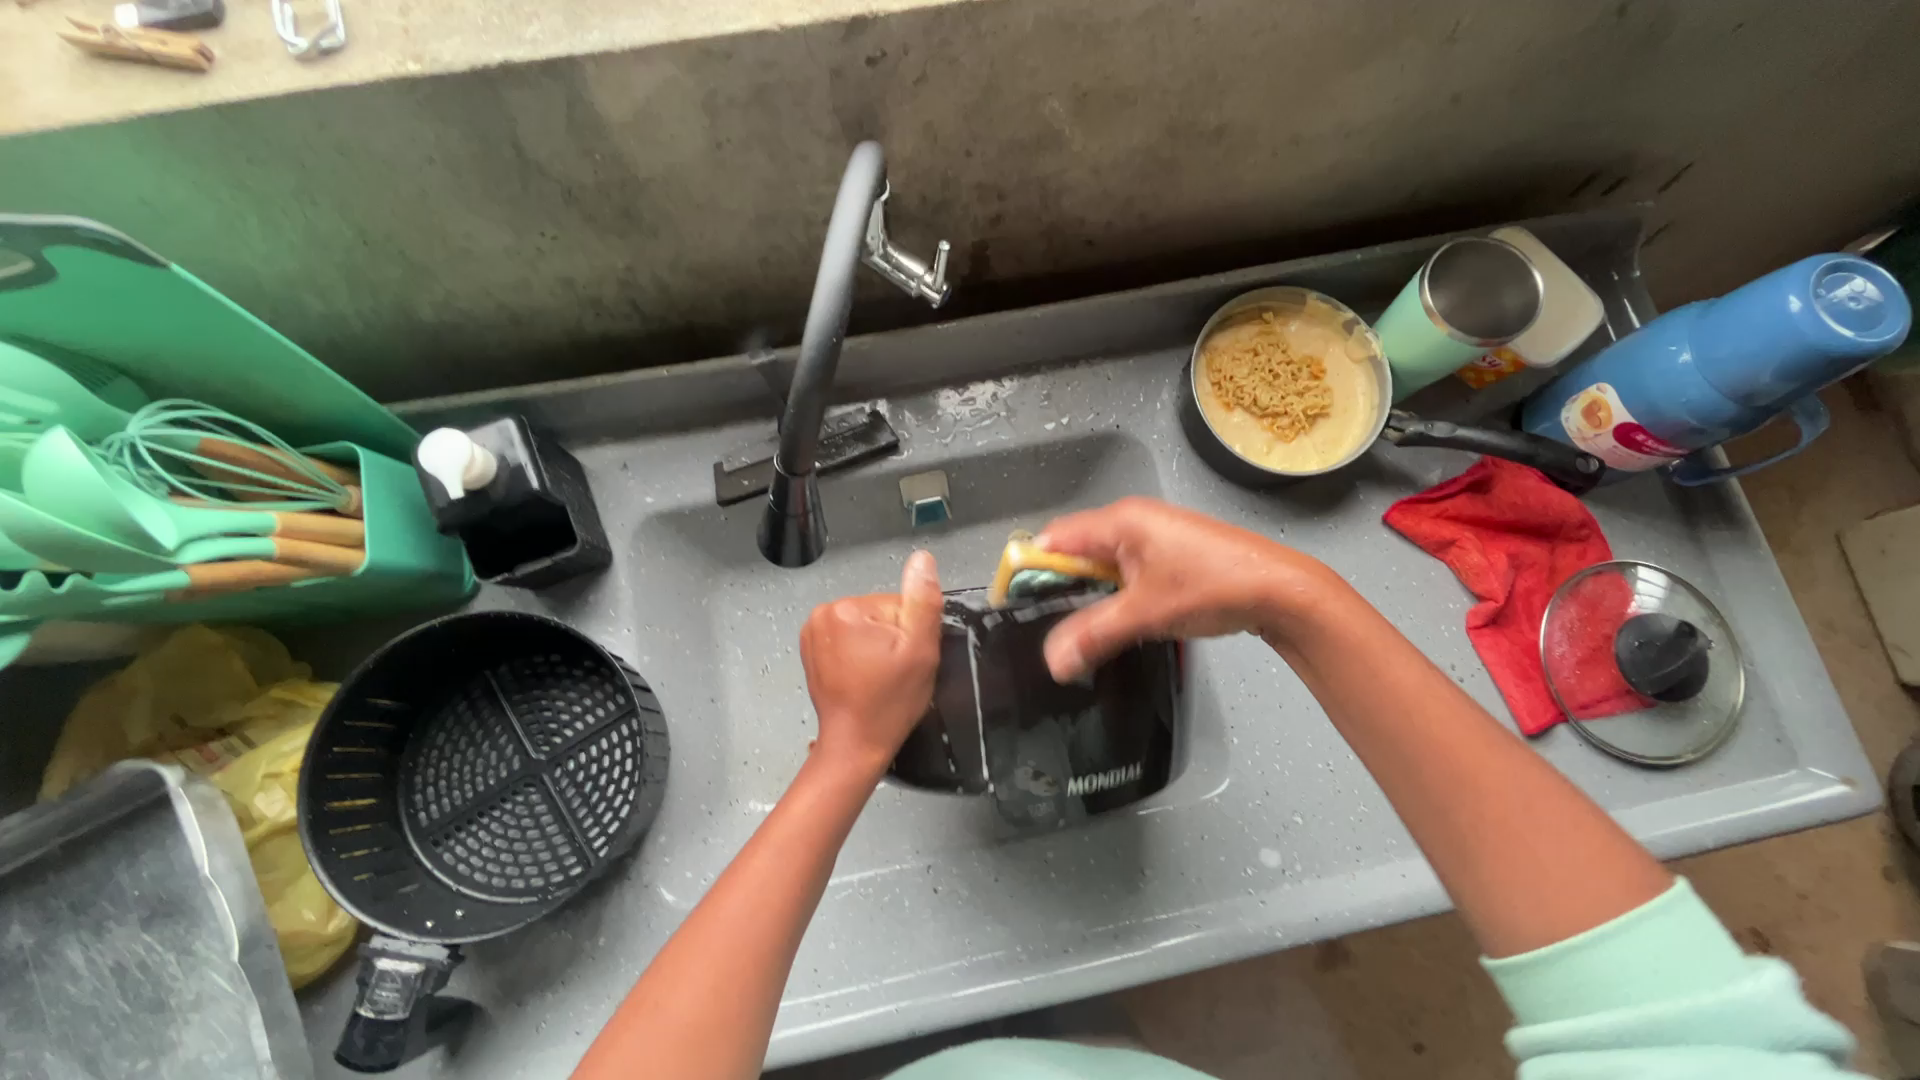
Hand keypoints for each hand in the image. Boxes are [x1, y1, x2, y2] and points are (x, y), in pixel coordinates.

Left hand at [799, 549, 944, 773]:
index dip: (909, 632)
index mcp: (848, 609)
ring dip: (877, 646)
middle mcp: (823, 613)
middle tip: (894, 671)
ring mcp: (812, 631)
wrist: (855, 743)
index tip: (905, 660)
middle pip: (879, 612)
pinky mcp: (810, 647)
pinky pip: (848, 637)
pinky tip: (862, 675)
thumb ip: (923, 601)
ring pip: (865, 625)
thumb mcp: (919, 650)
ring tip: (878, 675)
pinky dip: (859, 652)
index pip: (897, 604)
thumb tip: (922, 558)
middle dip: (892, 638)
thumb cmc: (890, 701)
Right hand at [1036, 497, 1337, 680]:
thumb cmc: (1212, 587)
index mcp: (1120, 521)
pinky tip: (1116, 619)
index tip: (1018, 604)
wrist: (1281, 590)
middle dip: (1060, 586)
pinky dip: (1113, 592)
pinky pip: (1124, 569)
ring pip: (1100, 563)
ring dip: (1089, 593)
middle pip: (1075, 550)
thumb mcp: (1145, 614)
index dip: (1032, 569)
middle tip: (1048, 624)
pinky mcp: (1169, 553)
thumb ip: (1093, 635)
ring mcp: (1153, 535)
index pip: (1055, 538)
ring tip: (1079, 627)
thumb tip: (1052, 661)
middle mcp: (1132, 520)